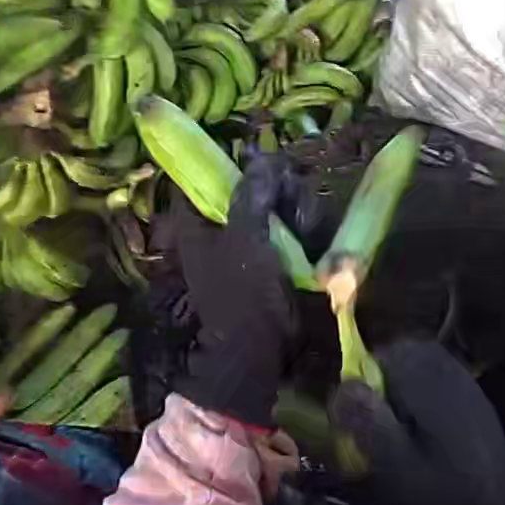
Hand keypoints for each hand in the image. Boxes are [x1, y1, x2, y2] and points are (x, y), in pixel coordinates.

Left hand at [155, 153, 300, 426]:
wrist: (259, 347)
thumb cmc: (242, 291)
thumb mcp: (246, 236)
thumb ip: (252, 194)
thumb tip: (263, 157)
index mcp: (196, 222)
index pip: (201, 176)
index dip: (224, 161)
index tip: (256, 157)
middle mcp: (216, 228)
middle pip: (242, 186)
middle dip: (270, 184)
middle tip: (289, 186)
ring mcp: (243, 243)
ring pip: (267, 204)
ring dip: (289, 205)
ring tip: (301, 218)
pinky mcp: (266, 257)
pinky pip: (282, 227)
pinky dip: (296, 225)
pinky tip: (308, 231)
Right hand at [332, 341, 504, 504]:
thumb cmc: (446, 498)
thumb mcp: (395, 465)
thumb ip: (366, 421)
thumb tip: (341, 386)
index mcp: (430, 381)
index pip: (383, 353)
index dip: (363, 377)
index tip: (359, 414)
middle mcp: (450, 372)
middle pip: (401, 353)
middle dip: (381, 379)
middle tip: (375, 421)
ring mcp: (465, 384)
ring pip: (418, 365)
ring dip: (400, 387)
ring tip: (397, 430)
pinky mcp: (474, 401)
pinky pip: (436, 381)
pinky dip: (420, 397)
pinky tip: (422, 435)